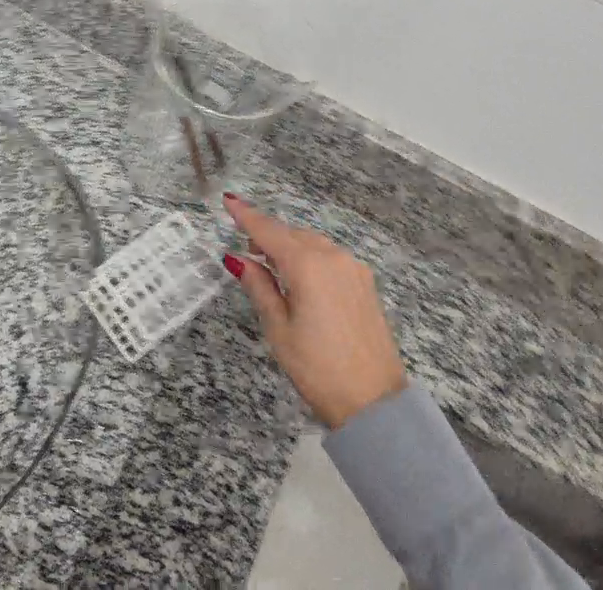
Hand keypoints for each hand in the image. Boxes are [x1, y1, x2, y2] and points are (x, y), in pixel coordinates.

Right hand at [223, 194, 406, 428]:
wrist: (373, 402)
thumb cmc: (316, 367)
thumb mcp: (278, 328)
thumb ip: (259, 286)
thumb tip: (238, 258)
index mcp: (308, 265)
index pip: (269, 231)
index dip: (246, 216)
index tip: (228, 201)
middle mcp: (334, 257)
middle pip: (292, 234)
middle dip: (267, 234)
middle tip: (244, 247)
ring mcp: (354, 269)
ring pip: (312, 243)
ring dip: (289, 245)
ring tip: (268, 264)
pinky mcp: (364, 284)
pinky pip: (329, 257)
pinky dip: (309, 257)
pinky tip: (298, 276)